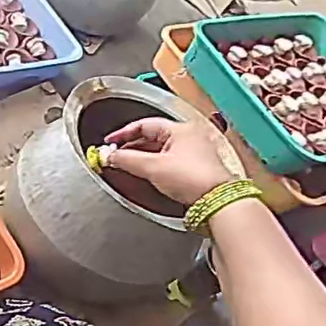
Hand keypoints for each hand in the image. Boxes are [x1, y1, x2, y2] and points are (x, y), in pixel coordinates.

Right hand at [103, 118, 235, 206]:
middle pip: (150, 137)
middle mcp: (188, 136)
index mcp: (180, 128)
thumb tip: (108, 156)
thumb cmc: (192, 179)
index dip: (122, 134)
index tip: (109, 143)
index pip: (143, 125)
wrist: (216, 201)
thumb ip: (126, 160)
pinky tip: (145, 173)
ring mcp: (192, 151)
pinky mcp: (194, 167)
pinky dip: (152, 165)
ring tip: (126, 165)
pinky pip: (167, 160)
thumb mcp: (153, 167)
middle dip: (130, 147)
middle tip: (114, 157)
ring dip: (141, 157)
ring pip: (158, 149)